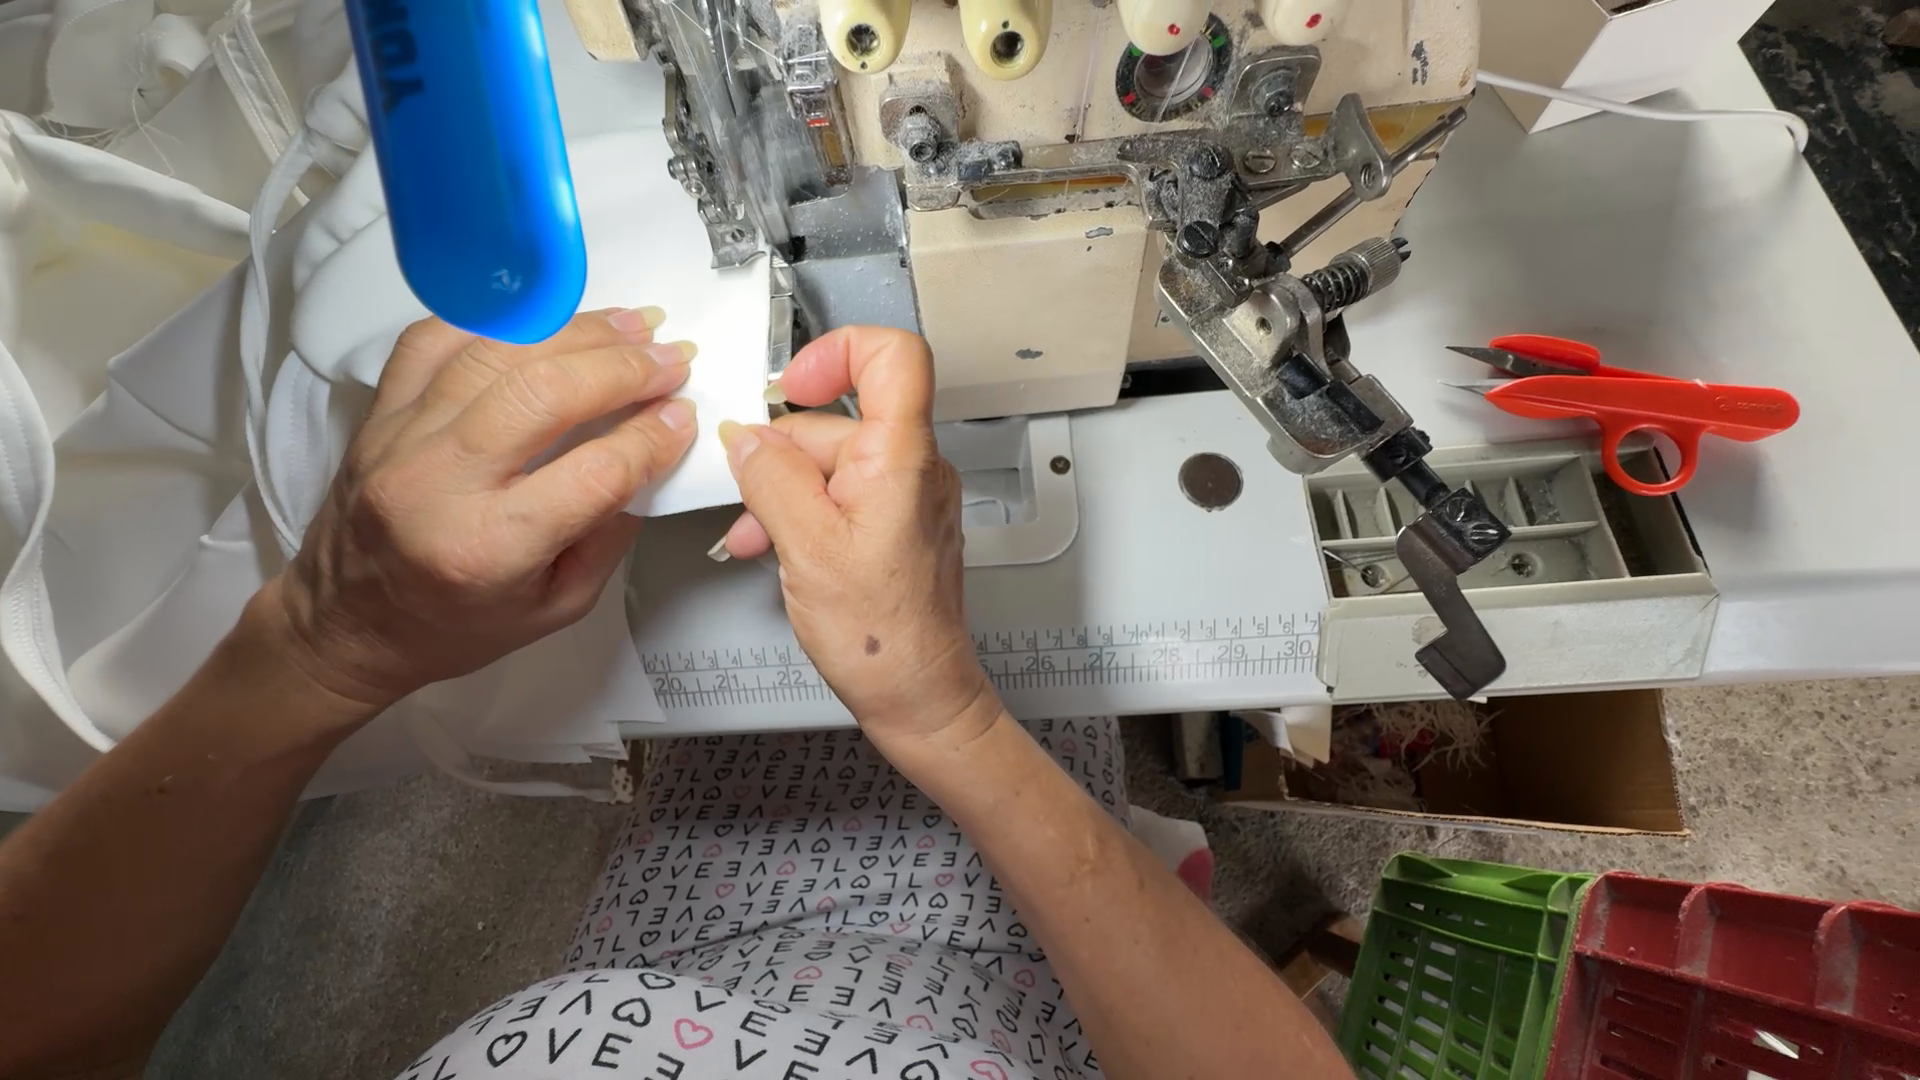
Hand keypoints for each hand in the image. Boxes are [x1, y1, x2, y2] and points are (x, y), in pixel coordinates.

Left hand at [265, 309, 697, 711]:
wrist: (345, 624)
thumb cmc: (462, 627)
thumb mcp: (561, 604)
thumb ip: (610, 531)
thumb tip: (651, 456)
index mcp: (490, 548)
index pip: (595, 472)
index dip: (652, 438)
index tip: (685, 418)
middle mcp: (438, 482)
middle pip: (543, 395)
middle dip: (623, 369)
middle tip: (673, 359)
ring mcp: (399, 436)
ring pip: (496, 353)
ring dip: (577, 331)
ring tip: (632, 326)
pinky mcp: (380, 410)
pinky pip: (438, 338)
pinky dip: (505, 320)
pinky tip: (553, 322)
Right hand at [718, 327, 995, 749]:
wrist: (917, 691)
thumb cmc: (882, 635)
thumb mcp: (806, 546)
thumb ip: (771, 478)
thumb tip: (749, 439)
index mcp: (902, 458)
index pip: (895, 356)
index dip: (838, 351)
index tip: (792, 384)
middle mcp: (914, 468)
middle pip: (839, 421)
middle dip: (782, 454)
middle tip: (749, 495)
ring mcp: (906, 496)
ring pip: (832, 463)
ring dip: (784, 491)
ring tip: (756, 534)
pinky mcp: (896, 523)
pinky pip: (843, 495)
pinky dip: (805, 511)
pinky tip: (776, 544)